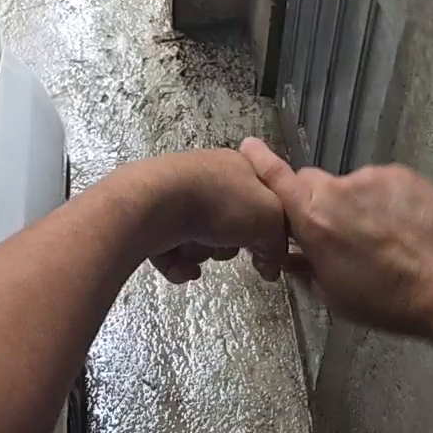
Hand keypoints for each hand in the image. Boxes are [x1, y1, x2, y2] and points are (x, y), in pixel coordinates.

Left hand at [114, 149, 289, 283]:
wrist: (156, 202)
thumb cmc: (218, 201)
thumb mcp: (269, 217)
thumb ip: (278, 239)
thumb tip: (271, 261)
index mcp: (238, 166)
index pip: (263, 198)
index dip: (268, 227)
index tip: (266, 249)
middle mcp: (208, 178)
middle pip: (232, 224)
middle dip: (231, 244)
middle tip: (229, 245)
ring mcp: (178, 197)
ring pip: (203, 240)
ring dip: (203, 252)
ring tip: (197, 248)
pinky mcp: (154, 218)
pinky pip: (175, 252)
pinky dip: (180, 264)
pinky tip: (182, 265)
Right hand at [238, 138, 432, 336]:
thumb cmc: (389, 301)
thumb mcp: (335, 296)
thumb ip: (305, 269)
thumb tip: (291, 257)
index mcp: (313, 219)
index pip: (276, 179)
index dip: (259, 160)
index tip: (247, 145)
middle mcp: (336, 190)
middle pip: (313, 183)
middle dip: (316, 202)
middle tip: (339, 234)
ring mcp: (371, 177)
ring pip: (350, 186)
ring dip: (356, 205)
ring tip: (385, 238)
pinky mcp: (402, 174)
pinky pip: (382, 184)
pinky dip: (386, 201)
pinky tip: (406, 229)